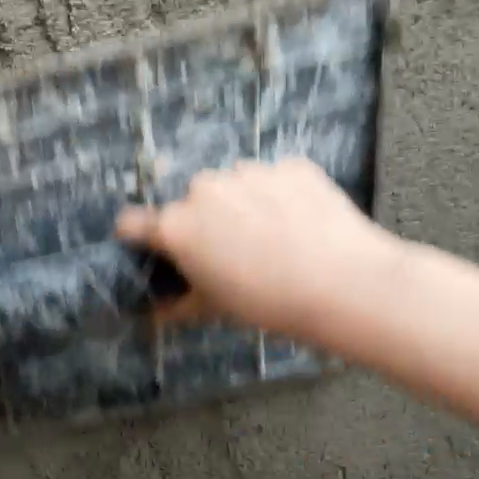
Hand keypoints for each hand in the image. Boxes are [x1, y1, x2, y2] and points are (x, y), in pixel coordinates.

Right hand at [115, 158, 403, 336]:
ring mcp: (248, 173)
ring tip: (268, 235)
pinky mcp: (291, 167)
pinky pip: (272, 179)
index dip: (139, 238)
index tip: (154, 249)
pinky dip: (277, 196)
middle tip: (226, 250)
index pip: (131, 223)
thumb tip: (156, 312)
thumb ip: (175, 305)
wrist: (347, 285)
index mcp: (175, 226)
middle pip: (188, 203)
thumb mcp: (211, 309)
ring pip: (231, 186)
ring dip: (239, 205)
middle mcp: (203, 190)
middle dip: (201, 221)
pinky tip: (297, 224)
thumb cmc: (266, 301)